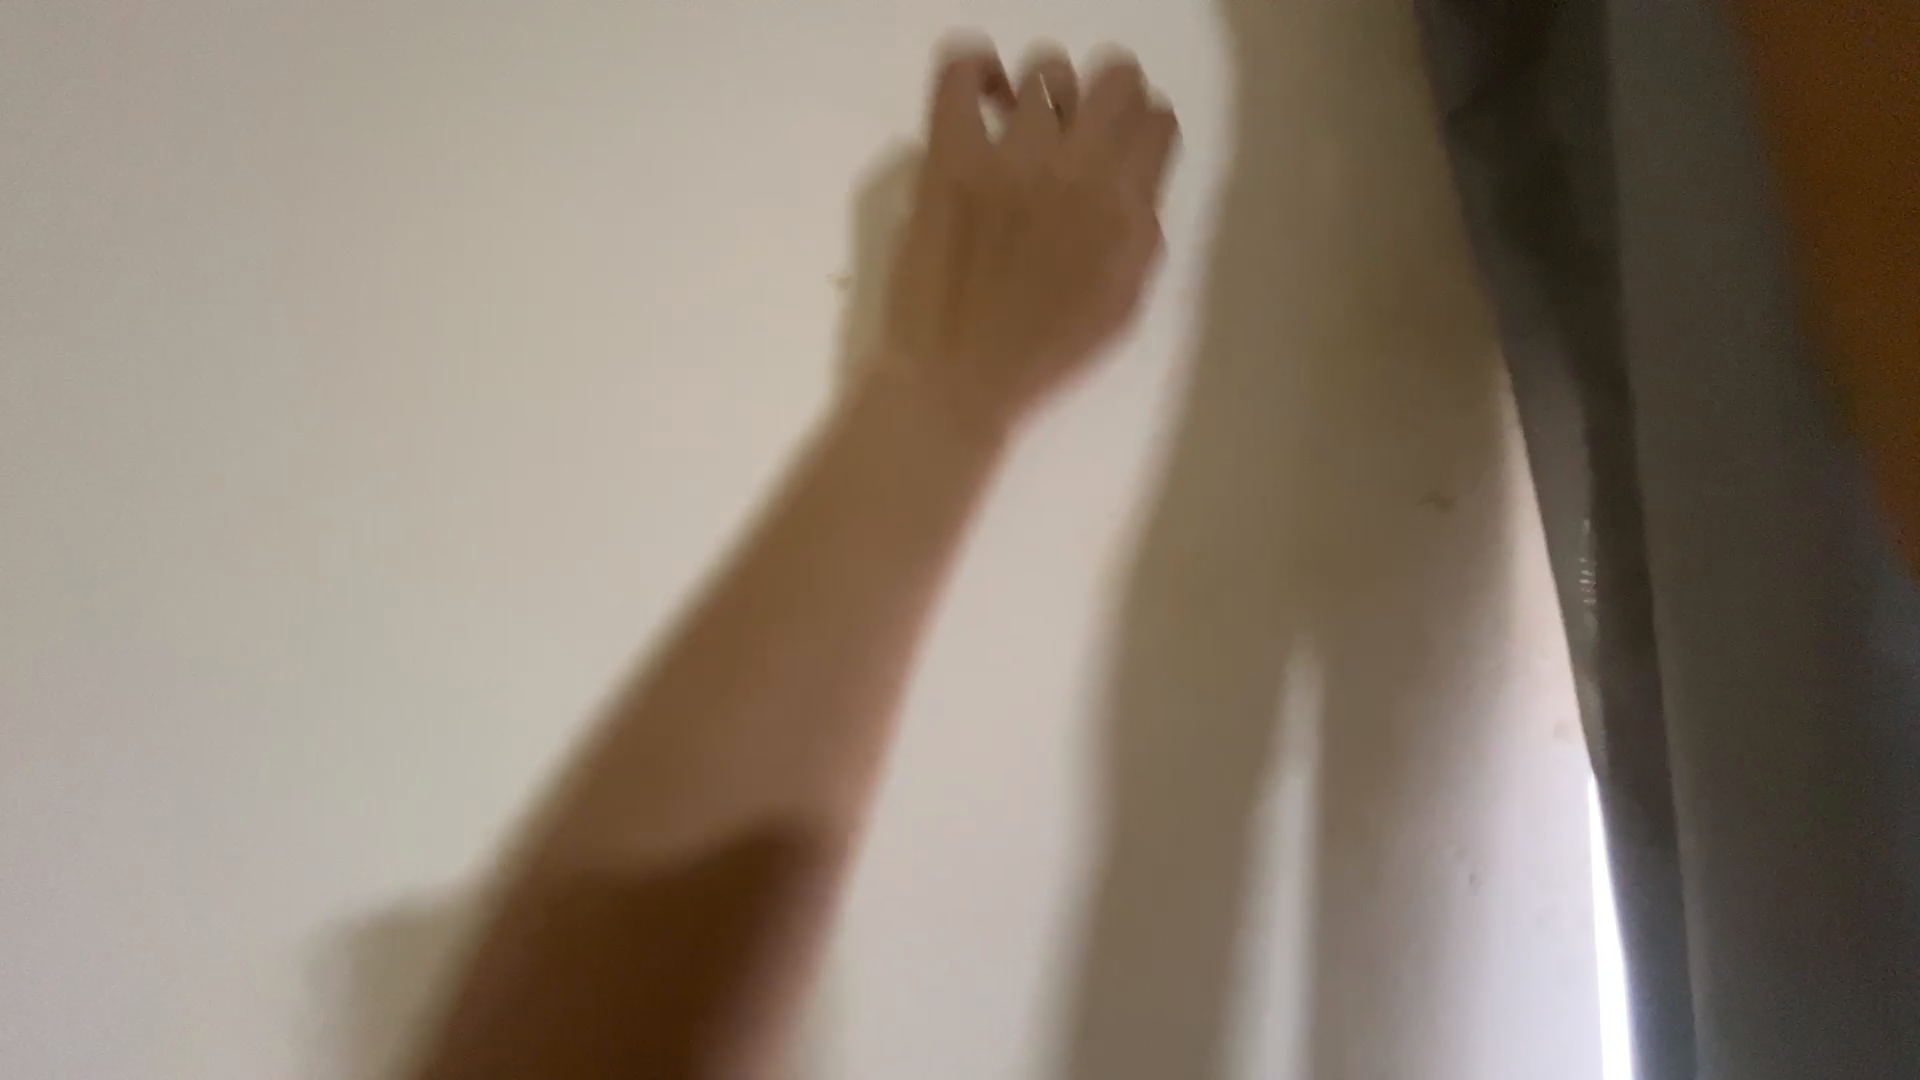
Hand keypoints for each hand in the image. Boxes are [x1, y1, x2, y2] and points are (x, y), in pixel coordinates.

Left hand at [878, 43, 1178, 433]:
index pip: (1157, 121)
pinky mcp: (950, 160)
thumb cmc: (1041, 360)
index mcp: (1126, 210)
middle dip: (1103, 99)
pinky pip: (958, 72)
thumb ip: (1139, 238)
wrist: (957, 382)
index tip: (1117, 155)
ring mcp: (1011, 158)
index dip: (1139, 133)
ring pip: (1045, 70)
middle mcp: (1078, 169)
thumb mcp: (1121, 310)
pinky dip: (973, 71)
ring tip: (1023, 134)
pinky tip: (982, 99)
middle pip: (1114, 76)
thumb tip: (1133, 190)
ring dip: (1044, 97)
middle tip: (1076, 138)